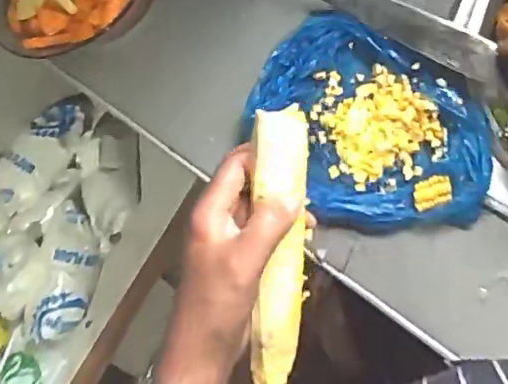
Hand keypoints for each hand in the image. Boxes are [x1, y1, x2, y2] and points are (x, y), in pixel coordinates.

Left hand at [157, 144, 300, 383]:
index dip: (259, 153)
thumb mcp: (245, 261)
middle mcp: (216, 217)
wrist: (200, 356)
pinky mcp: (236, 256)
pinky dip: (279, 226)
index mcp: (210, 211)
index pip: (234, 165)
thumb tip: (293, 193)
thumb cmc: (216, 305)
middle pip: (246, 182)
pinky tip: (299, 232)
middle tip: (304, 179)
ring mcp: (226, 237)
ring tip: (307, 209)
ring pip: (255, 206)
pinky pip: (260, 228)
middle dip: (275, 178)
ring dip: (280, 204)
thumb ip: (269, 223)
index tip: (289, 150)